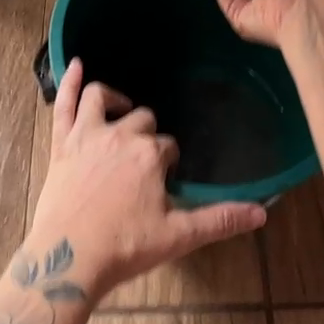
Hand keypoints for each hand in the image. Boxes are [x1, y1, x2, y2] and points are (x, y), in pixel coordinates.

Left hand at [29, 59, 266, 298]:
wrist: (68, 259)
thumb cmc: (124, 248)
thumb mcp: (178, 236)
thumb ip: (219, 219)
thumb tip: (262, 213)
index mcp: (150, 155)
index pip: (169, 146)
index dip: (169, 162)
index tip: (165, 181)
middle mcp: (121, 135)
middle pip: (142, 120)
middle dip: (147, 134)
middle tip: (143, 161)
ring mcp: (87, 134)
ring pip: (101, 98)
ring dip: (114, 99)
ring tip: (121, 109)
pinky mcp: (62, 142)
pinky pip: (64, 103)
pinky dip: (70, 81)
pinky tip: (76, 64)